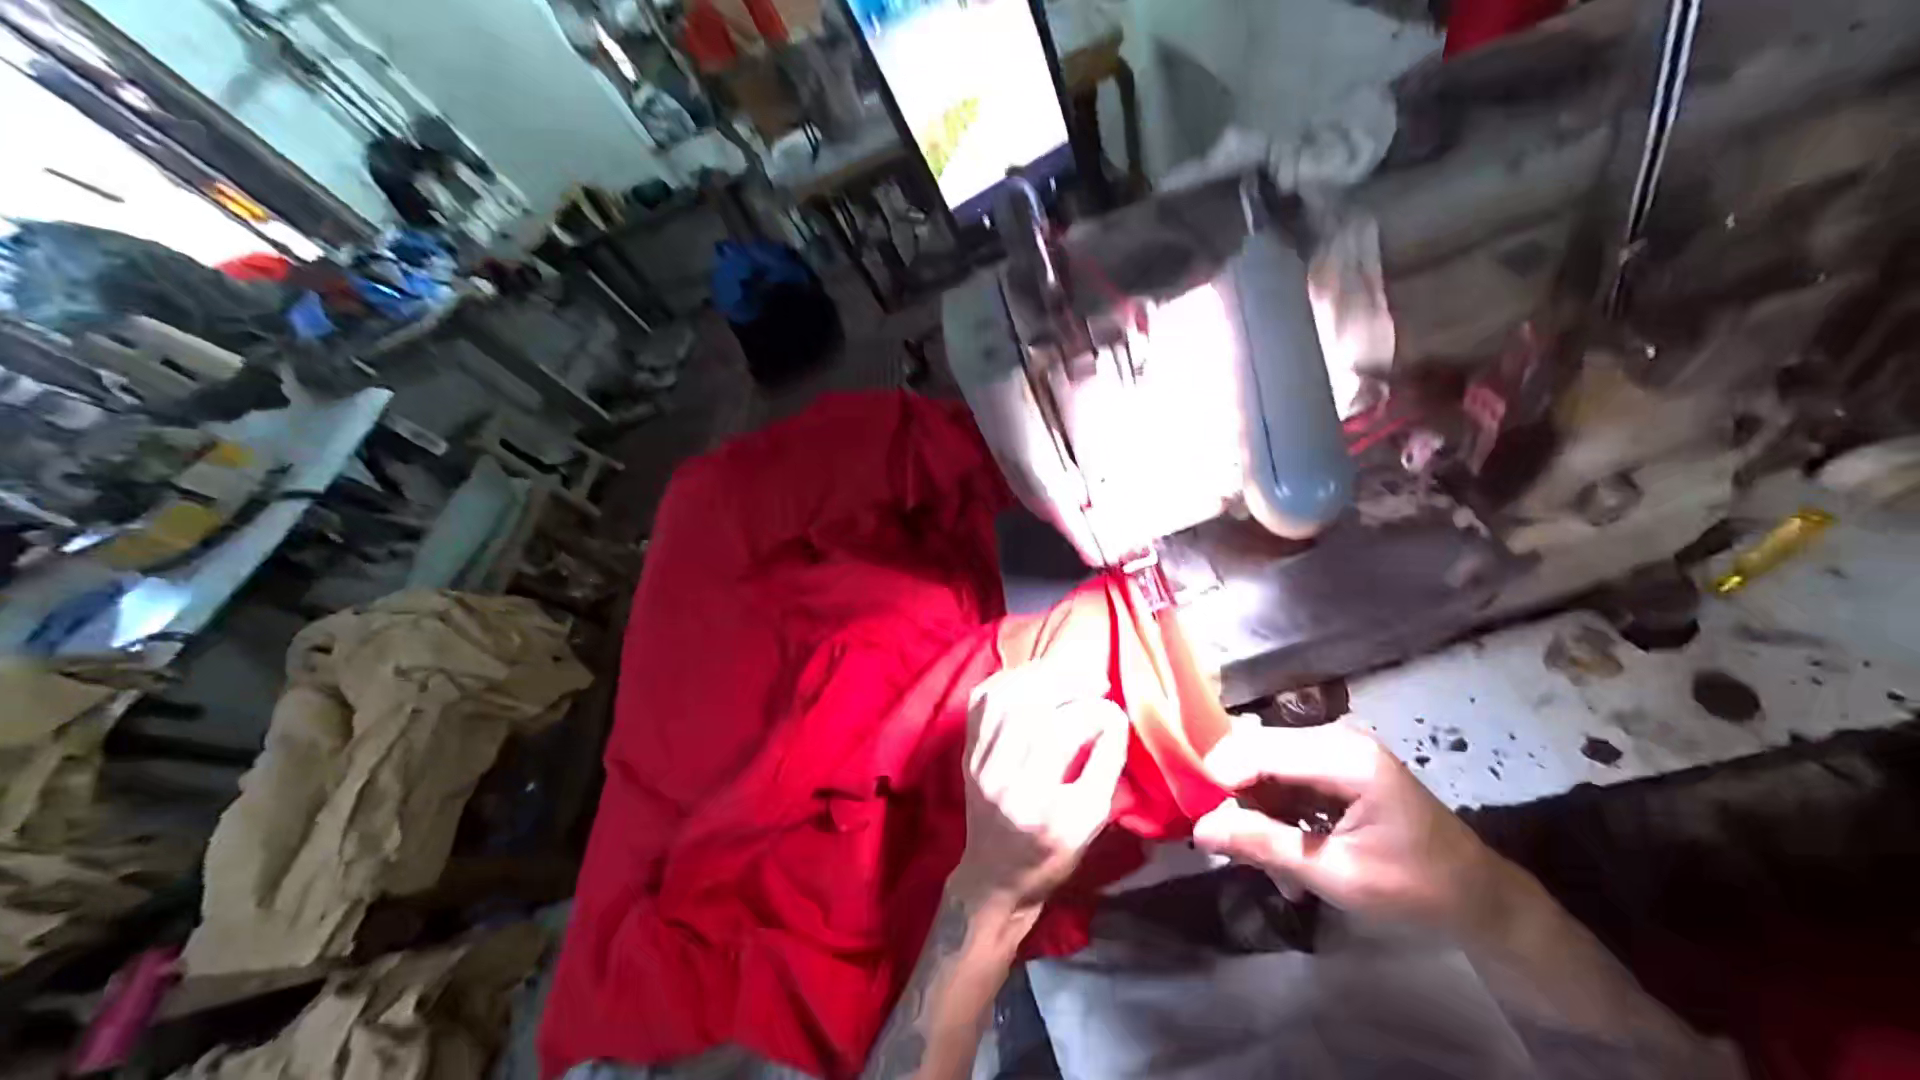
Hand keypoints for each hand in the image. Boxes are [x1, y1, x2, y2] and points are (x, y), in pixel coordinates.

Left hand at [953, 665, 1129, 912]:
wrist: (995, 876)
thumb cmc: (1050, 855)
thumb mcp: (1091, 822)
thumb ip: (1106, 766)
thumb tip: (1113, 716)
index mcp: (1039, 804)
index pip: (1066, 735)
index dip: (1099, 715)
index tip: (1116, 713)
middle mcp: (1002, 778)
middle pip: (1032, 709)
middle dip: (1070, 686)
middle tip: (1097, 683)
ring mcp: (978, 761)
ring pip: (1005, 697)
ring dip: (1041, 676)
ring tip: (1070, 676)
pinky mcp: (967, 750)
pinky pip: (983, 699)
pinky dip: (1009, 679)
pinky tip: (1034, 678)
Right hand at [1191, 721, 1506, 935]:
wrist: (1479, 897)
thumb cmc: (1415, 888)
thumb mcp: (1335, 874)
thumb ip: (1264, 845)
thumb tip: (1199, 828)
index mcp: (1344, 758)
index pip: (1257, 751)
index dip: (1219, 779)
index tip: (1198, 818)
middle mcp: (1336, 738)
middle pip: (1255, 751)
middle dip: (1236, 797)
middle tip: (1232, 846)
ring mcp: (1336, 748)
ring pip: (1264, 763)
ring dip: (1255, 809)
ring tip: (1269, 863)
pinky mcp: (1335, 762)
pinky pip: (1282, 774)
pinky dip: (1274, 809)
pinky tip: (1286, 848)